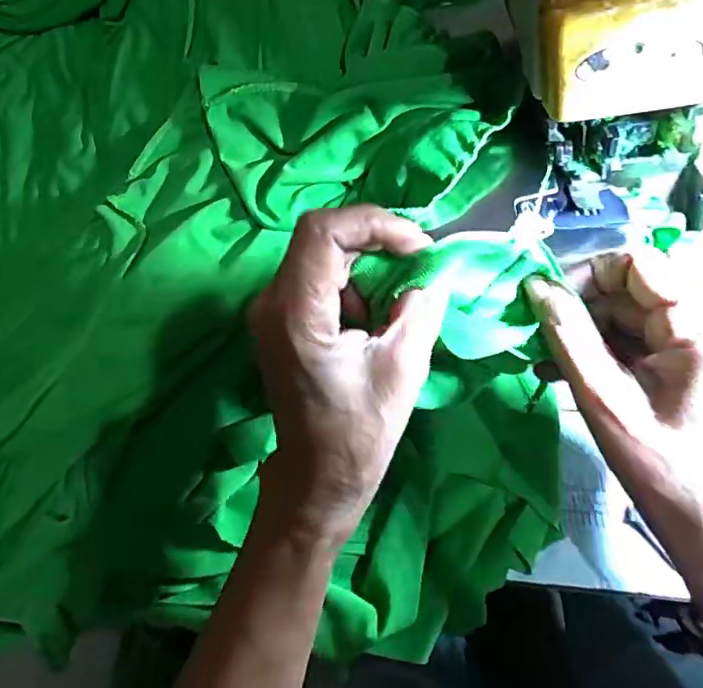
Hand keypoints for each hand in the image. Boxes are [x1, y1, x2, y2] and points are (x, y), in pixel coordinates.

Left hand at [248, 205, 446, 541]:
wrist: (314, 477)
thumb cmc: (358, 434)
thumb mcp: (402, 369)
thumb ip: (418, 309)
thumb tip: (432, 272)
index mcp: (296, 311)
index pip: (323, 232)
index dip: (374, 223)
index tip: (417, 247)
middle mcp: (272, 300)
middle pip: (320, 236)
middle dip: (374, 239)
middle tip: (417, 261)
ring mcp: (270, 307)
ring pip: (320, 252)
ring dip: (365, 263)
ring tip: (396, 301)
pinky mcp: (279, 316)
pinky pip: (317, 276)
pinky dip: (352, 282)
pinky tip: (372, 319)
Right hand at [524, 251, 702, 621]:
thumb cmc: (670, 473)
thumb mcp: (606, 401)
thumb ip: (569, 335)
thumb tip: (534, 284)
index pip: (639, 264)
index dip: (587, 273)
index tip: (546, 300)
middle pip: (630, 290)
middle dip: (578, 307)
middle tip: (535, 332)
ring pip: (628, 316)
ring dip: (583, 332)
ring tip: (542, 357)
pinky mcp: (693, 372)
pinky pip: (638, 343)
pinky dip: (601, 352)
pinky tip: (564, 372)